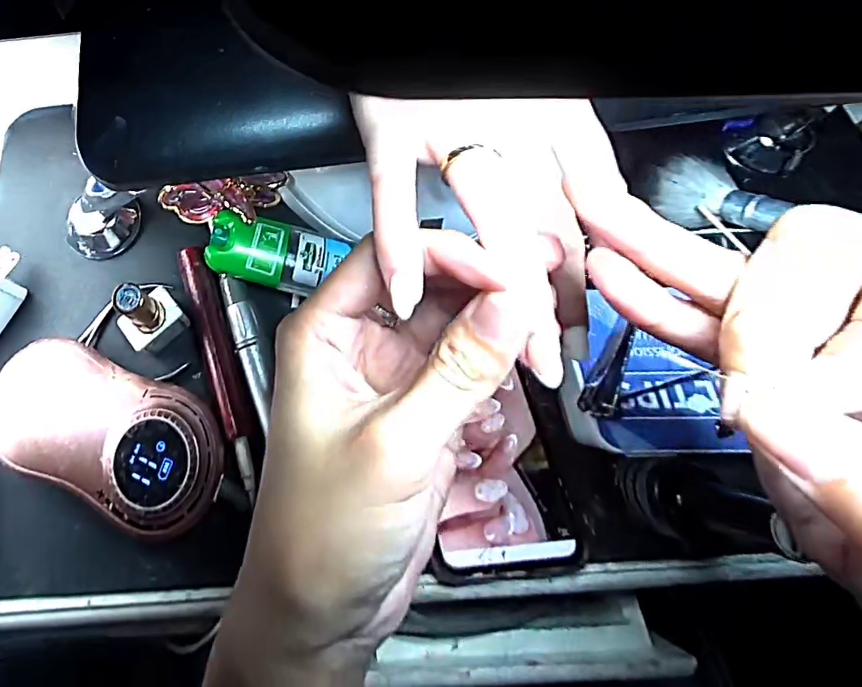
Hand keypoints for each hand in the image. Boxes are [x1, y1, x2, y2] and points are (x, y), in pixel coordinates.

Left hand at [207, 234, 538, 685]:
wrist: (322, 606)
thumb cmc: (320, 530)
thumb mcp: (393, 446)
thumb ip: (455, 374)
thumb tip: (505, 306)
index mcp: (325, 330)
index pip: (387, 257)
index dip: (446, 254)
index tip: (503, 271)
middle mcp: (359, 340)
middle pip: (429, 285)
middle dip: (485, 290)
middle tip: (538, 303)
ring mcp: (395, 373)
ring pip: (456, 324)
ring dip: (499, 331)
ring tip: (542, 342)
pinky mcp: (424, 405)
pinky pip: (469, 367)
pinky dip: (498, 370)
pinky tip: (522, 379)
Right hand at [351, 95, 629, 386]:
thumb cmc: (466, 43)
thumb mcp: (533, 84)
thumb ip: (554, 140)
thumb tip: (575, 208)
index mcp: (554, 106)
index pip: (588, 202)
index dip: (590, 269)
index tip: (586, 319)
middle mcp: (510, 118)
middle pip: (545, 223)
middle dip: (553, 302)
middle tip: (555, 362)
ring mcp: (447, 124)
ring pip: (488, 216)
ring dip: (500, 287)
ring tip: (506, 351)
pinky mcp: (390, 126)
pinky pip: (395, 193)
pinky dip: (399, 244)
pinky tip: (404, 292)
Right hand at [588, 204, 861, 685]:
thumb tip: (776, 420)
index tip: (815, 406)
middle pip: (842, 248)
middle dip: (772, 312)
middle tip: (749, 386)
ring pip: (762, 271)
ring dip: (674, 260)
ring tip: (611, 232)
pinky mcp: (807, 371)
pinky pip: (724, 321)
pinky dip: (667, 303)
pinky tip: (620, 274)